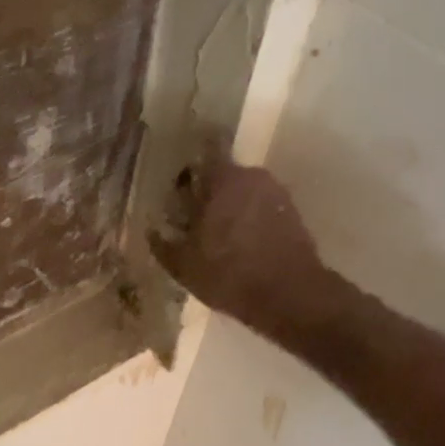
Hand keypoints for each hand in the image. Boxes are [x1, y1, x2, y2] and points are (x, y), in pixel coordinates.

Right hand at [149, 154, 353, 336]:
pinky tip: (238, 246)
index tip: (180, 175)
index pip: (207, 149)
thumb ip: (164, 243)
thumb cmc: (229, 274)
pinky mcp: (293, 216)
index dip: (192, 160)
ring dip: (230, 208)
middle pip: (225, 175)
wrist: (289, 296)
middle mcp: (253, 177)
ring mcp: (277, 194)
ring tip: (214, 235)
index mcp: (224, 179)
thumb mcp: (184, 266)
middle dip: (208, 191)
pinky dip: (249, 221)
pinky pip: (261, 210)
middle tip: (191, 215)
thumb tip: (151, 229)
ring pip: (244, 193)